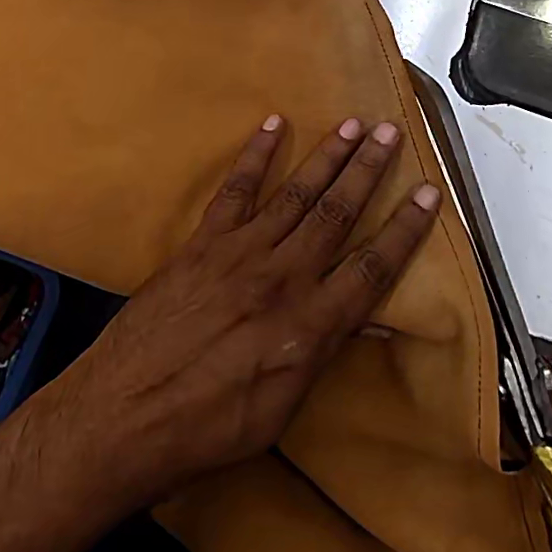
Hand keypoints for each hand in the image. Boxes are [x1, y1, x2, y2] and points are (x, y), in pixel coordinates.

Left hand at [33, 114, 442, 509]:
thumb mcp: (283, 407)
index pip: (373, 267)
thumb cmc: (208, 427)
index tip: (428, 194)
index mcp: (309, 326)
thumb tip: (367, 321)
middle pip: (336, 214)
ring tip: (350, 124)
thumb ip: (324, 352)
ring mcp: (239, 255)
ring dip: (325, 157)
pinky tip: (272, 126)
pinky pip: (234, 192)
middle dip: (368, 170)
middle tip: (390, 133)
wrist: (123, 418)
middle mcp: (281, 280)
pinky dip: (254, 156)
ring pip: (294, 195)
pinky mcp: (202, 245)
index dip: (406, 228)